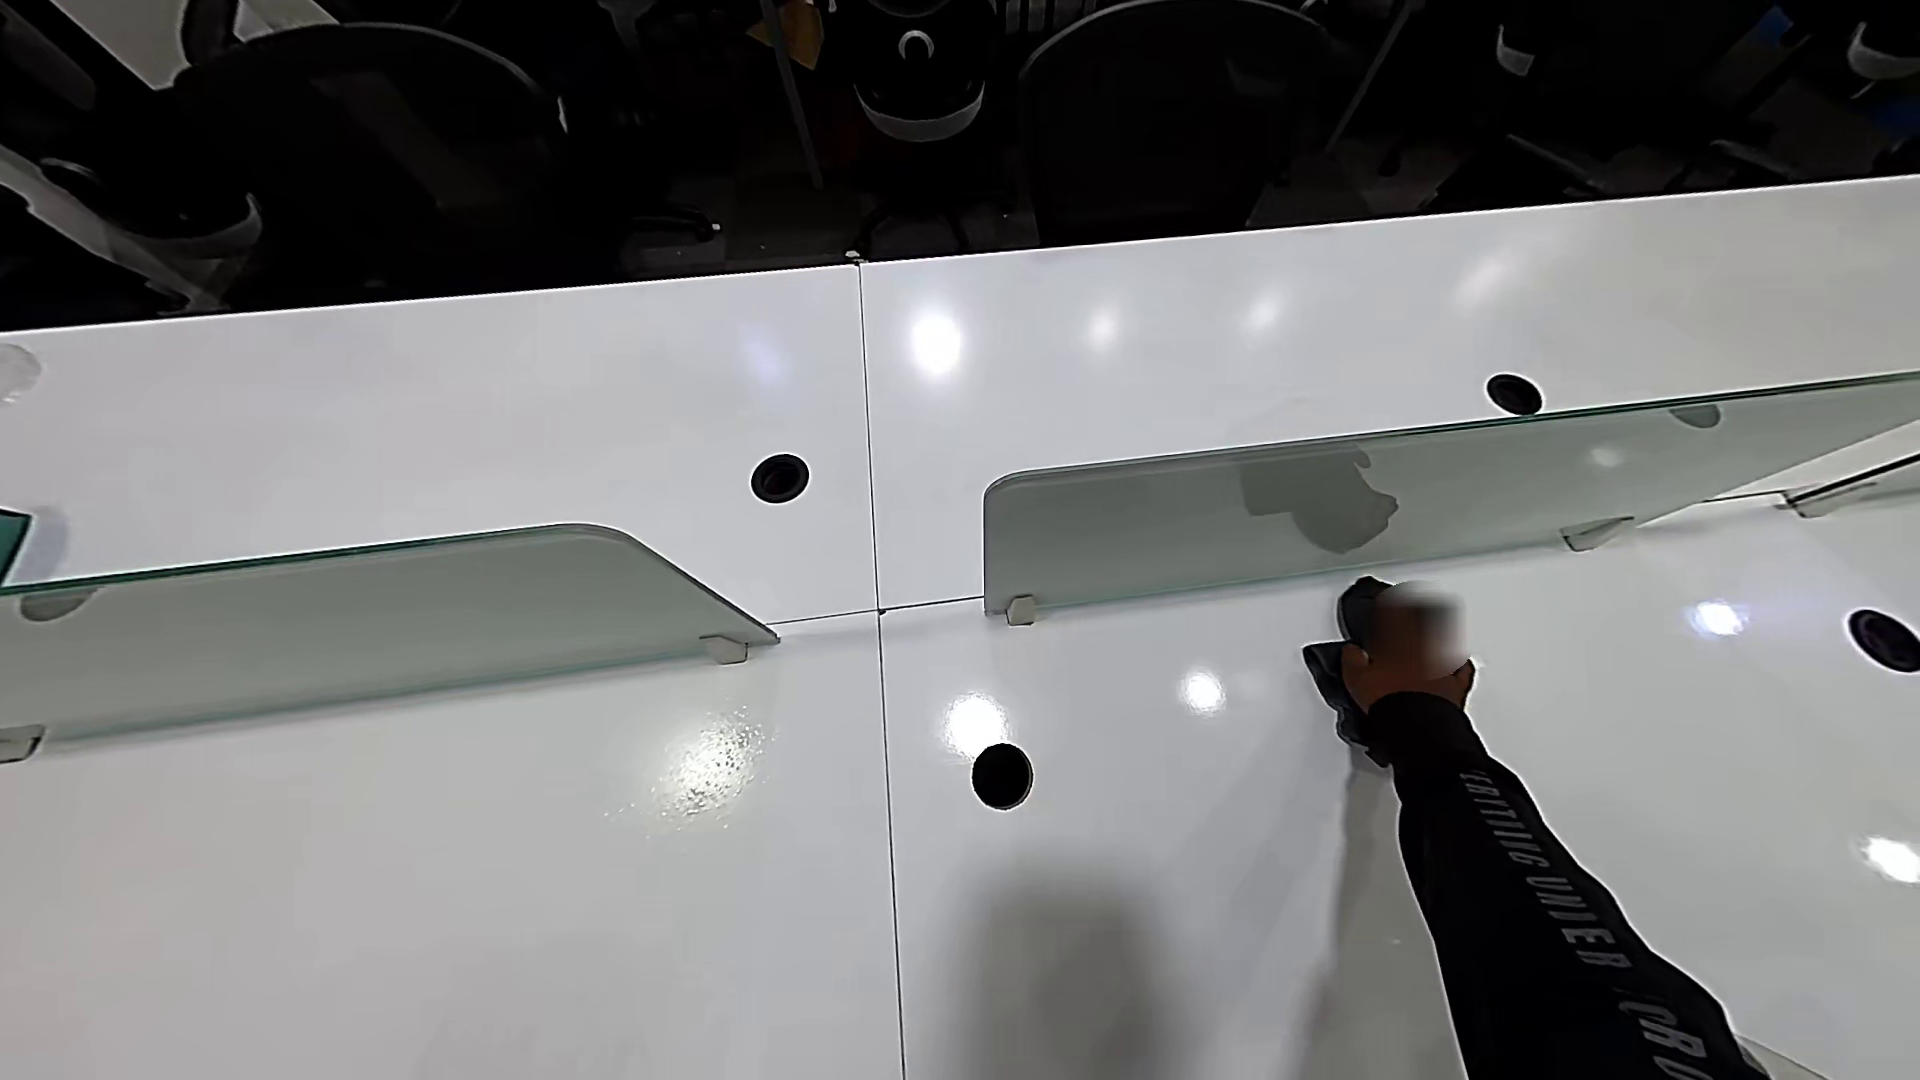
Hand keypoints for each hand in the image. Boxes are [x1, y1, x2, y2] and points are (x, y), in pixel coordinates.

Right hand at [1340, 596, 1474, 710]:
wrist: (1416, 725)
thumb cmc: (1387, 700)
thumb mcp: (1355, 677)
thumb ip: (1352, 659)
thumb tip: (1351, 650)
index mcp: (1395, 648)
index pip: (1393, 620)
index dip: (1391, 607)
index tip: (1389, 599)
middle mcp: (1420, 654)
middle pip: (1420, 627)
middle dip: (1417, 614)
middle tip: (1416, 604)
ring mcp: (1440, 670)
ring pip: (1441, 643)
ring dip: (1439, 632)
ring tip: (1438, 622)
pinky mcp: (1455, 688)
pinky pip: (1462, 670)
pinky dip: (1462, 663)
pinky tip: (1462, 659)